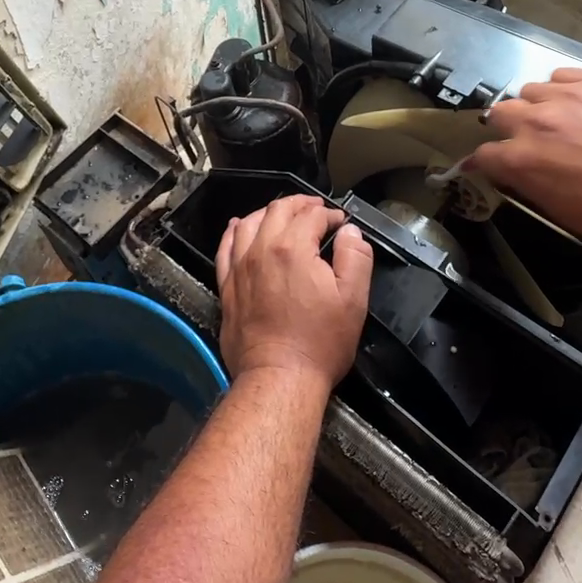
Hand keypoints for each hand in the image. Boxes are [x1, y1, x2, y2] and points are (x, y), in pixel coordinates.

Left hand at [215, 194, 373, 392]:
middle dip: (300, 205)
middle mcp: (261, 250)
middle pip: (277, 211)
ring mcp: (240, 267)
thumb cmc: (319, 342)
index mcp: (292, 248)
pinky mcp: (227, 286)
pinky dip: (235, 231)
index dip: (329, 214)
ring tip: (283, 214)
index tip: (340, 222)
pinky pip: (226, 247)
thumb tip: (350, 232)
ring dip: (269, 212)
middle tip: (316, 209)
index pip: (311, 215)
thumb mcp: (353, 300)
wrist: (279, 377)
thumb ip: (355, 257)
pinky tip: (239, 226)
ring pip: (249, 222)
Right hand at [470, 67, 581, 255]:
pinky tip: (580, 104)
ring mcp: (568, 97)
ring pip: (532, 90)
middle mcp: (536, 121)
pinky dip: (564, 88)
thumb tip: (511, 172)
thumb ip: (528, 183)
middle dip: (508, 128)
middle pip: (500, 113)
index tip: (493, 166)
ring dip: (537, 106)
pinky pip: (564, 75)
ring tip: (559, 121)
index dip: (488, 163)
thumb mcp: (562, 211)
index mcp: (521, 160)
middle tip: (528, 143)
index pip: (484, 155)